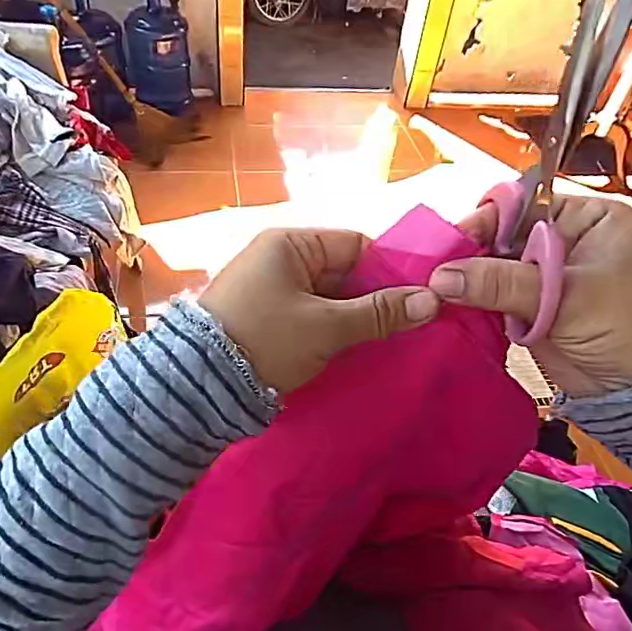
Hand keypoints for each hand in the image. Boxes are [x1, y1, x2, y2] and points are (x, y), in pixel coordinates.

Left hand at [199, 228, 440, 392]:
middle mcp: (279, 259)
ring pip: (330, 298)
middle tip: (410, 323)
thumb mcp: (326, 326)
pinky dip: (333, 330)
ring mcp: (271, 290)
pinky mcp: (266, 318)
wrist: (199, 386)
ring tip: (390, 338)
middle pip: (344, 273)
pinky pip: (312, 316)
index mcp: (290, 244)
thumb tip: (432, 301)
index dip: (390, 269)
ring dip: (355, 318)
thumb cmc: (266, 341)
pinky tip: (357, 347)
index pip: (355, 245)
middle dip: (374, 298)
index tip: (419, 296)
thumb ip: (379, 313)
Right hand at [430, 193, 631, 398]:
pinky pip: (496, 305)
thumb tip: (440, 277)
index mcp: (583, 220)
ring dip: (468, 286)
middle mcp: (561, 244)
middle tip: (428, 274)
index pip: (522, 206)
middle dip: (468, 256)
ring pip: (495, 274)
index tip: (447, 245)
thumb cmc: (631, 325)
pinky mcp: (535, 315)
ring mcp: (546, 282)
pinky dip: (476, 310)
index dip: (483, 222)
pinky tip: (448, 313)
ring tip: (430, 296)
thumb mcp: (569, 296)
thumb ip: (504, 283)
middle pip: (502, 239)